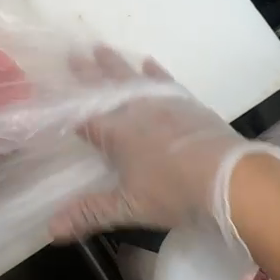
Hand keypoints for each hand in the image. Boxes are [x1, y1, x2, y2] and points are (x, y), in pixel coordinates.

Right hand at [50, 47, 279, 249]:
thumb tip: (50, 230)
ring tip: (101, 49)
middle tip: (72, 54)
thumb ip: (89, 213)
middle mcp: (134, 110)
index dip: (67, 108)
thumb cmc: (174, 192)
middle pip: (104, 88)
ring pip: (131, 78)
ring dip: (114, 64)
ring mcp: (162, 103)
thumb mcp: (128, 208)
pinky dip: (154, 71)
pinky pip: (164, 80)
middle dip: (87, 73)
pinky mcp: (187, 103)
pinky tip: (148, 62)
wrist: (230, 177)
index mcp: (115, 133)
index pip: (83, 117)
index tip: (51, 92)